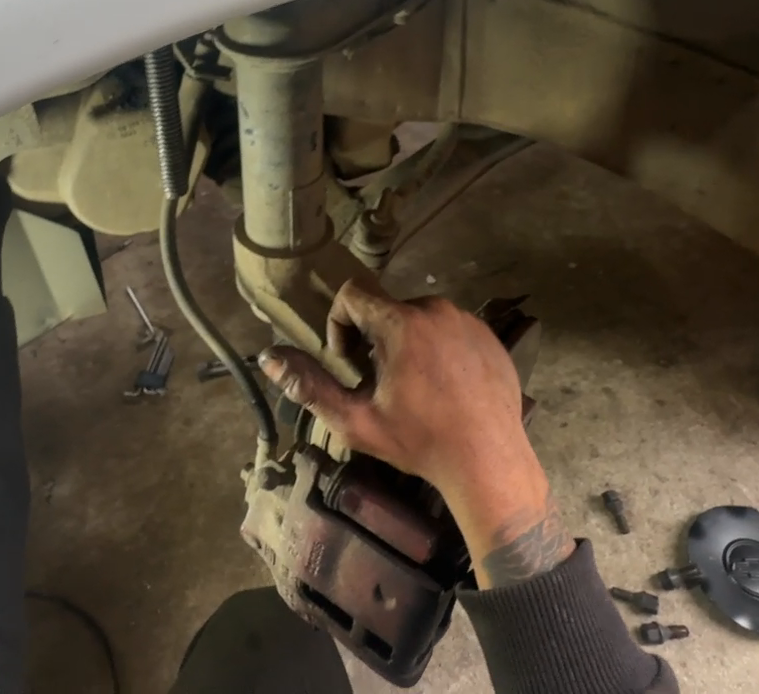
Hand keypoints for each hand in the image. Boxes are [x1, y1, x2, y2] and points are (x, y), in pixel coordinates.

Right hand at [258, 281, 571, 586]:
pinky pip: (449, 329)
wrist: (490, 464)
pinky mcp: (489, 336)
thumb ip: (309, 386)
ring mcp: (468, 321)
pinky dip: (437, 349)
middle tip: (383, 385)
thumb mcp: (356, 420)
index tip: (351, 362)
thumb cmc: (420, 442)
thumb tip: (268, 358)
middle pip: (386, 309)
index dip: (340, 324)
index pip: (353, 294)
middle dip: (374, 340)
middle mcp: (437, 310)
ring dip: (406, 344)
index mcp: (402, 323)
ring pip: (418, 319)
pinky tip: (443, 389)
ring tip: (415, 389)